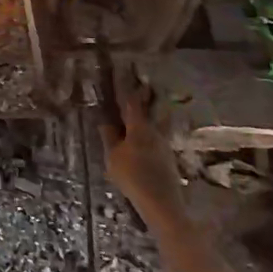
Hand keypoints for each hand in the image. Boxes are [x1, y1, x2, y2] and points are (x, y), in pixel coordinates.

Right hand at [101, 62, 186, 221]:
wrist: (162, 203)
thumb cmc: (133, 177)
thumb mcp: (113, 157)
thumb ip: (109, 137)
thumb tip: (105, 121)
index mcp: (139, 127)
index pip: (130, 101)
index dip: (125, 85)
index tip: (123, 69)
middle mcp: (155, 130)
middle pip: (148, 109)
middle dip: (142, 95)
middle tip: (137, 82)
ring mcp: (163, 144)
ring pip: (153, 123)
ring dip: (146, 115)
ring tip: (137, 112)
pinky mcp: (167, 157)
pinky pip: (155, 138)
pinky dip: (147, 133)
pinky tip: (142, 140)